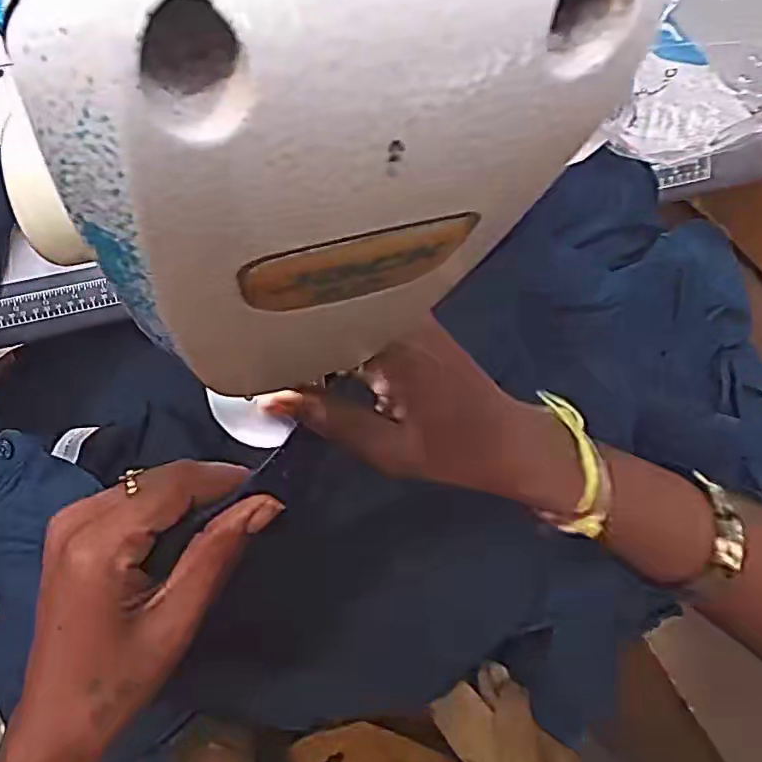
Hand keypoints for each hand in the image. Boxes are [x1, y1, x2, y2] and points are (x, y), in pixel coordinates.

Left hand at [14, 461, 283, 761]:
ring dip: (185, 495)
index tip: (263, 487)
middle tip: (251, 504)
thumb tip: (262, 505)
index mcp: (97, 541)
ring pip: (143, 484)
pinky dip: (161, 506)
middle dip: (206, 486)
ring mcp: (67, 519)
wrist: (57, 718)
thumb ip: (217, 552)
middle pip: (155, 478)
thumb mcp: (176, 620)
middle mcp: (75, 517)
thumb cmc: (114, 683)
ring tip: (225, 517)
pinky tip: (185, 528)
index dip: (221, 478)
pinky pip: (126, 498)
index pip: (171, 483)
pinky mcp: (68, 527)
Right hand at [260, 314, 583, 513]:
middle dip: (294, 329)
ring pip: (344, 311)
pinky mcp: (413, 319)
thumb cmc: (453, 451)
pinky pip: (361, 317)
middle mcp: (401, 316)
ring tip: (278, 348)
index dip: (283, 340)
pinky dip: (337, 333)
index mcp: (395, 345)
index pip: (322, 328)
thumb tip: (268, 400)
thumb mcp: (386, 448)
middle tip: (255, 347)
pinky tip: (317, 351)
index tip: (251, 355)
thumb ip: (326, 419)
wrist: (511, 441)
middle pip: (331, 310)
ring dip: (314, 330)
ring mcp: (410, 312)